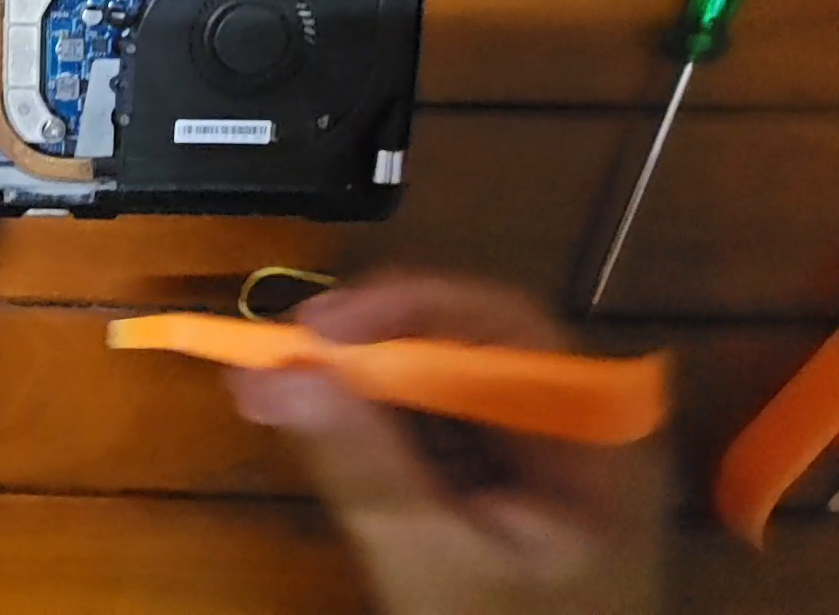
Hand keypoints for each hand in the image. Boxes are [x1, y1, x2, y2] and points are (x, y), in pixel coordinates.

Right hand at [225, 276, 664, 614]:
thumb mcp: (432, 557)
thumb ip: (363, 466)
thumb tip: (275, 375)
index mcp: (589, 433)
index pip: (501, 322)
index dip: (407, 305)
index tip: (320, 325)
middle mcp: (558, 415)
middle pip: (454, 334)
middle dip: (362, 336)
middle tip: (287, 346)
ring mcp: (516, 437)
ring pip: (421, 363)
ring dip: (345, 365)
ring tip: (274, 376)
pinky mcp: (474, 458)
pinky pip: (407, 404)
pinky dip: (349, 400)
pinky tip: (298, 406)